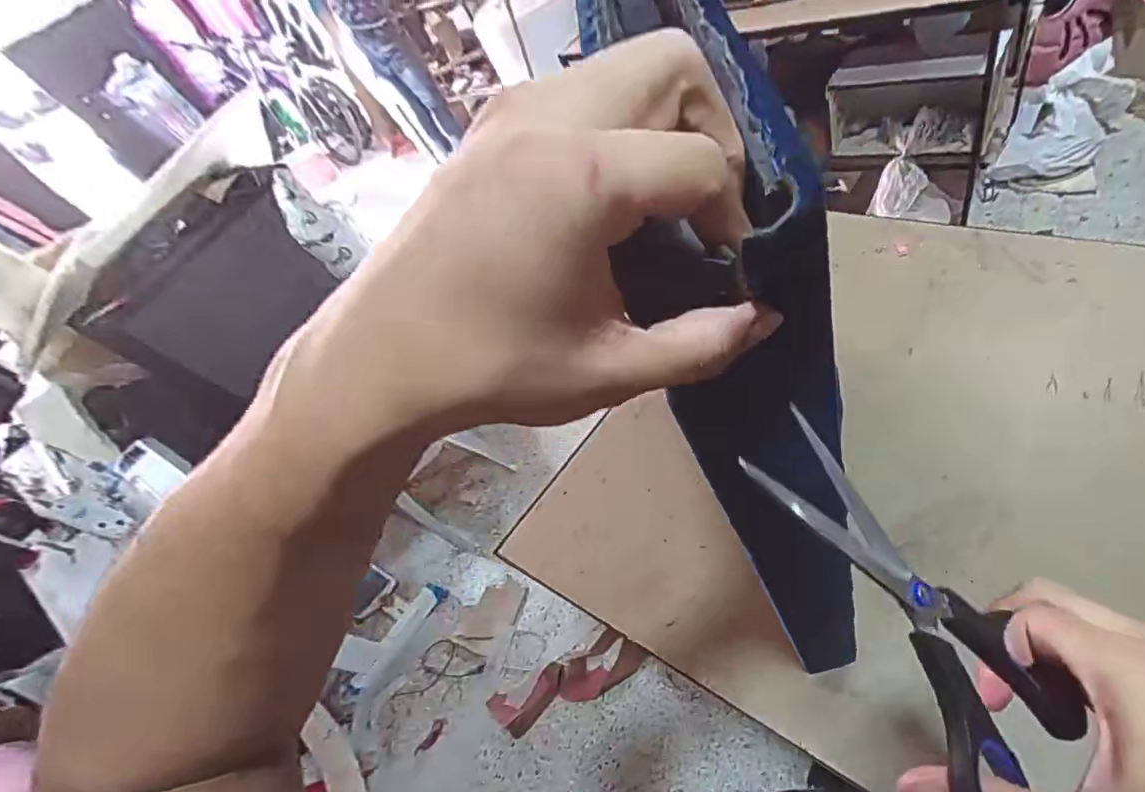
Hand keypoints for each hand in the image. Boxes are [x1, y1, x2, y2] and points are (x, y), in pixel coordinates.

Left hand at [248, 30, 779, 457]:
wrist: (384, 357)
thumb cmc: (495, 369)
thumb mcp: (609, 371)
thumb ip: (698, 345)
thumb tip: (761, 317)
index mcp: (583, 175)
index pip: (702, 163)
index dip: (731, 218)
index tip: (721, 271)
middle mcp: (549, 116)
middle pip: (676, 66)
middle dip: (714, 133)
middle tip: (702, 213)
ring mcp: (512, 109)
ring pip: (626, 66)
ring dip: (666, 124)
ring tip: (661, 206)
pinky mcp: (491, 123)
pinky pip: (581, 91)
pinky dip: (618, 128)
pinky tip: (607, 200)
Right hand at [896, 580, 1144, 791]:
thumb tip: (905, 782)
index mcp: (1135, 674)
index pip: (1036, 616)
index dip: (993, 652)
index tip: (991, 708)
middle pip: (1054, 599)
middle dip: (1005, 635)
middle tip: (994, 693)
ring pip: (1080, 616)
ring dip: (1036, 648)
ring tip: (1030, 707)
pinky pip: (1105, 638)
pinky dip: (1067, 657)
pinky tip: (1073, 714)